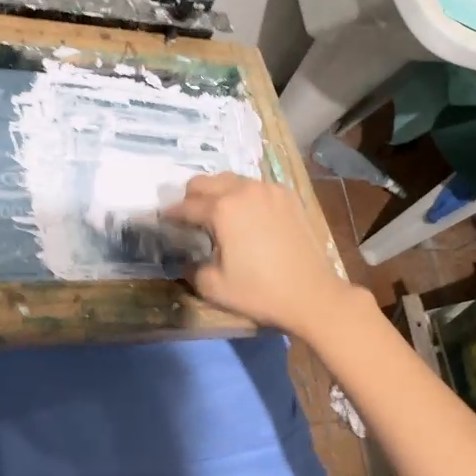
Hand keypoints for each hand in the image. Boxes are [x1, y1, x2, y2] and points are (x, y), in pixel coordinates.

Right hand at [163, 174, 368, 337]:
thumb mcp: (214, 287)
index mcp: (222, 209)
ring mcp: (269, 190)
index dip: (171, 215)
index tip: (164, 222)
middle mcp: (244, 190)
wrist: (312, 295)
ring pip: (231, 180)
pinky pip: (255, 187)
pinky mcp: (288, 197)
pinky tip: (246, 217)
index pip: (186, 206)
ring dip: (218, 193)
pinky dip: (243, 196)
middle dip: (191, 197)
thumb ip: (191, 268)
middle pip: (206, 182)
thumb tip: (186, 259)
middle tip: (188, 218)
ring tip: (217, 215)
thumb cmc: (259, 292)